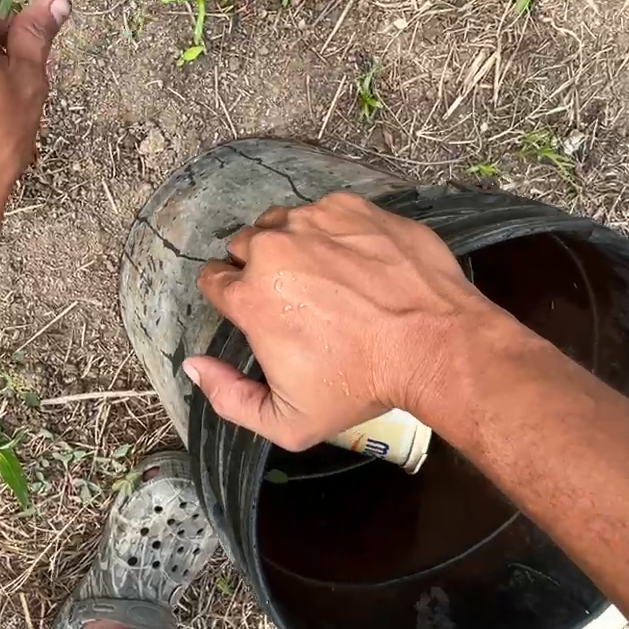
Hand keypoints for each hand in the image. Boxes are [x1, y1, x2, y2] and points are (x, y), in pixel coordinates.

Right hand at [184, 192, 513, 449]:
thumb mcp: (287, 422)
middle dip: (258, 267)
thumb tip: (192, 366)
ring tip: (324, 273)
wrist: (436, 344)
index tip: (257, 309)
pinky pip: (323, 211)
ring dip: (291, 243)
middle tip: (294, 295)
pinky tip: (355, 258)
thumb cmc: (361, 386)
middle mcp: (272, 249)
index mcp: (249, 296)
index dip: (232, 295)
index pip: (213, 279)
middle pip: (243, 246)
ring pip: (281, 223)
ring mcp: (313, 221)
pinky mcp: (350, 207)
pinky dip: (330, 230)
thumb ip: (228, 398)